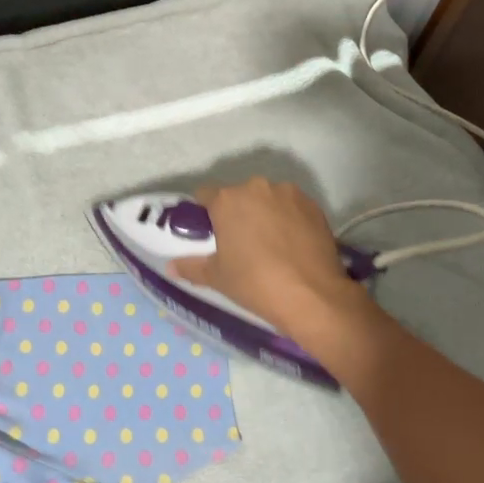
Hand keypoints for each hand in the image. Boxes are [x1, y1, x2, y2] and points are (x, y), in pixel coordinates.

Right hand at [171, 177, 369, 340]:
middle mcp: (256, 187)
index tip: (209, 233)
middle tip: (240, 243)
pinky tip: (292, 244)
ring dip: (264, 213)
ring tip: (270, 244)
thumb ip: (191, 267)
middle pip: (239, 195)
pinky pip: (291, 207)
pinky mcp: (312, 205)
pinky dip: (288, 219)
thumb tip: (170, 267)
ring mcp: (288, 193)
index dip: (204, 212)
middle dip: (237, 213)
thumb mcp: (218, 278)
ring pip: (267, 199)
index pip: (205, 194)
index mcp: (228, 200)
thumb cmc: (255, 284)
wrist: (312, 295)